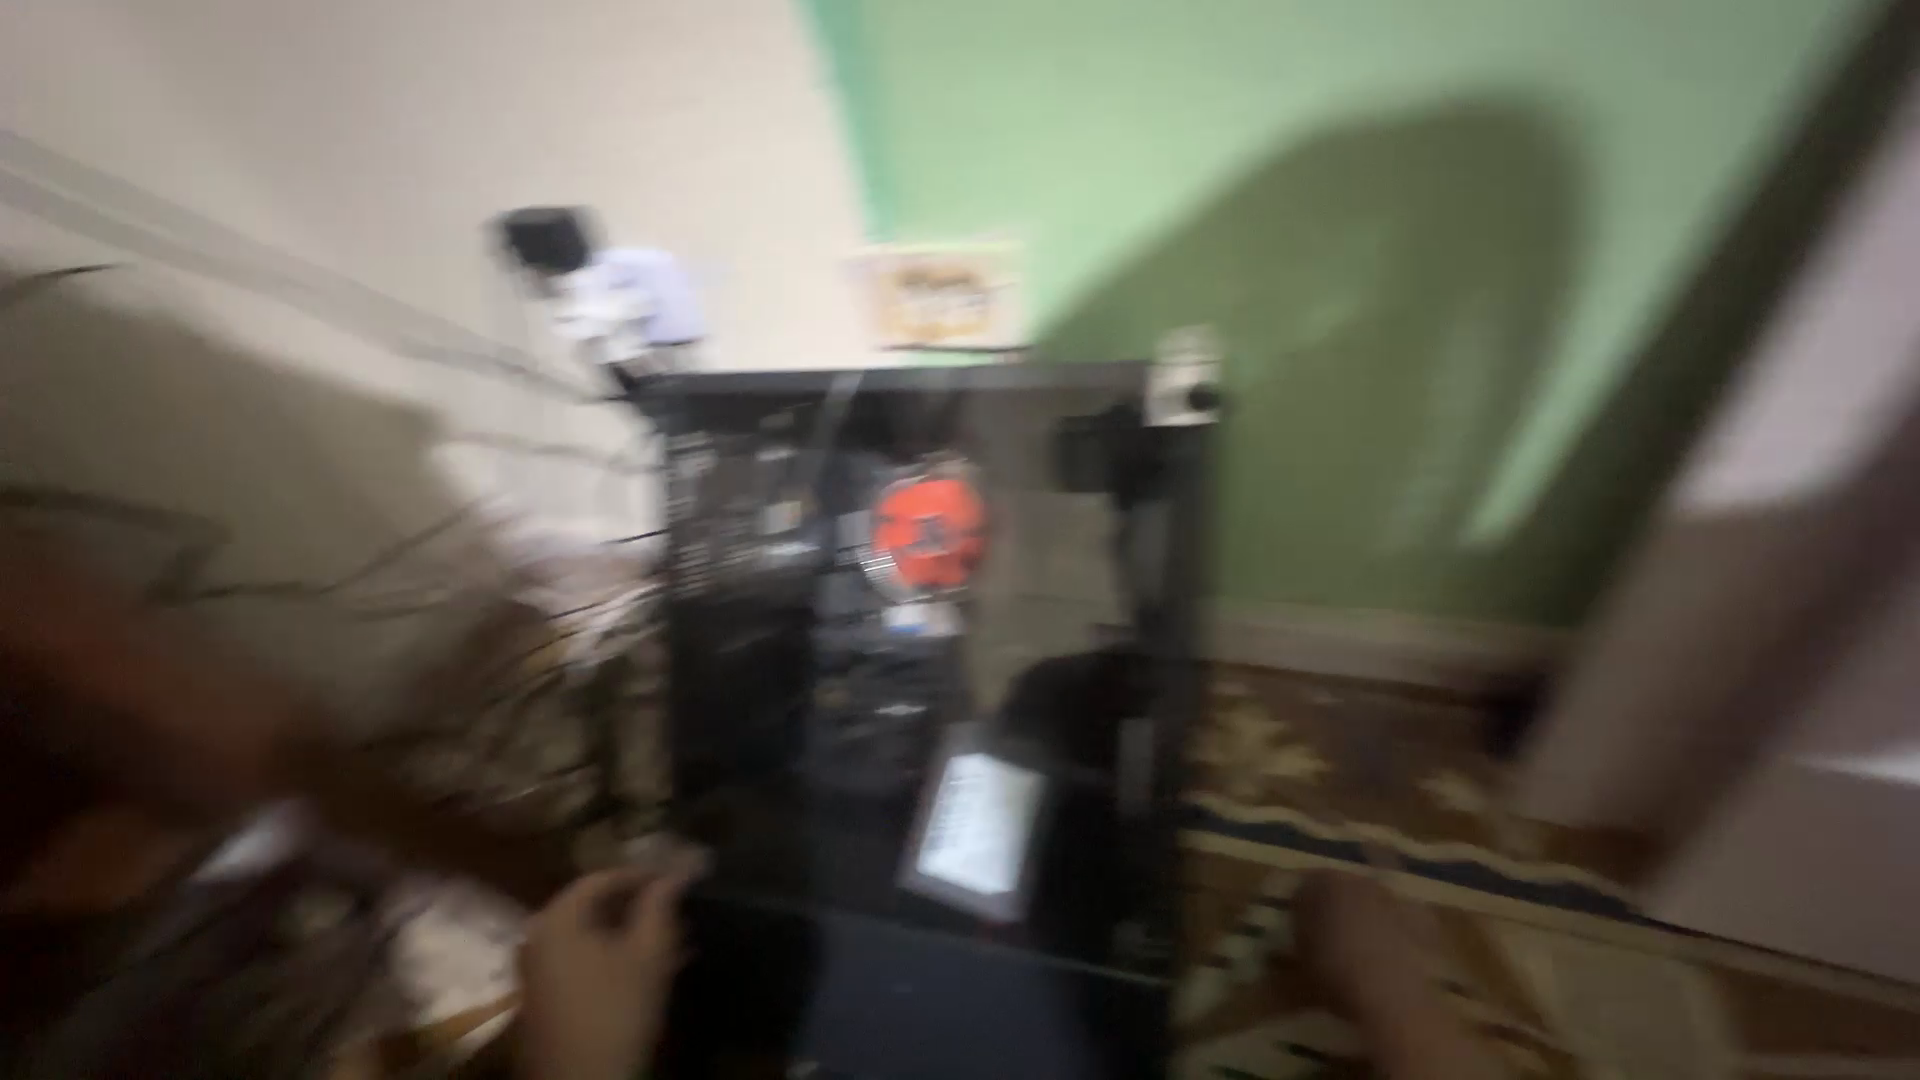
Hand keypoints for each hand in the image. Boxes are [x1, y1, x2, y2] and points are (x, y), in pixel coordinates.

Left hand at [516, 844, 705, 1079]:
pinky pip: (582, 959)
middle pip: (595, 905)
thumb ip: (662, 903)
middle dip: (640, 904)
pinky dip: (614, 955)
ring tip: (673, 936)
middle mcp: (537, 937)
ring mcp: (536, 971)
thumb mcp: (650, 951)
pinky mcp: (544, 998)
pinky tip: (651, 964)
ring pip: (592, 934)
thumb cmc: (616, 1010)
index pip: (604, 877)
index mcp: (557, 918)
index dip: (645, 874)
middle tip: (677, 907)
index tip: (678, 880)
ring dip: (632, 931)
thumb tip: (677, 869)